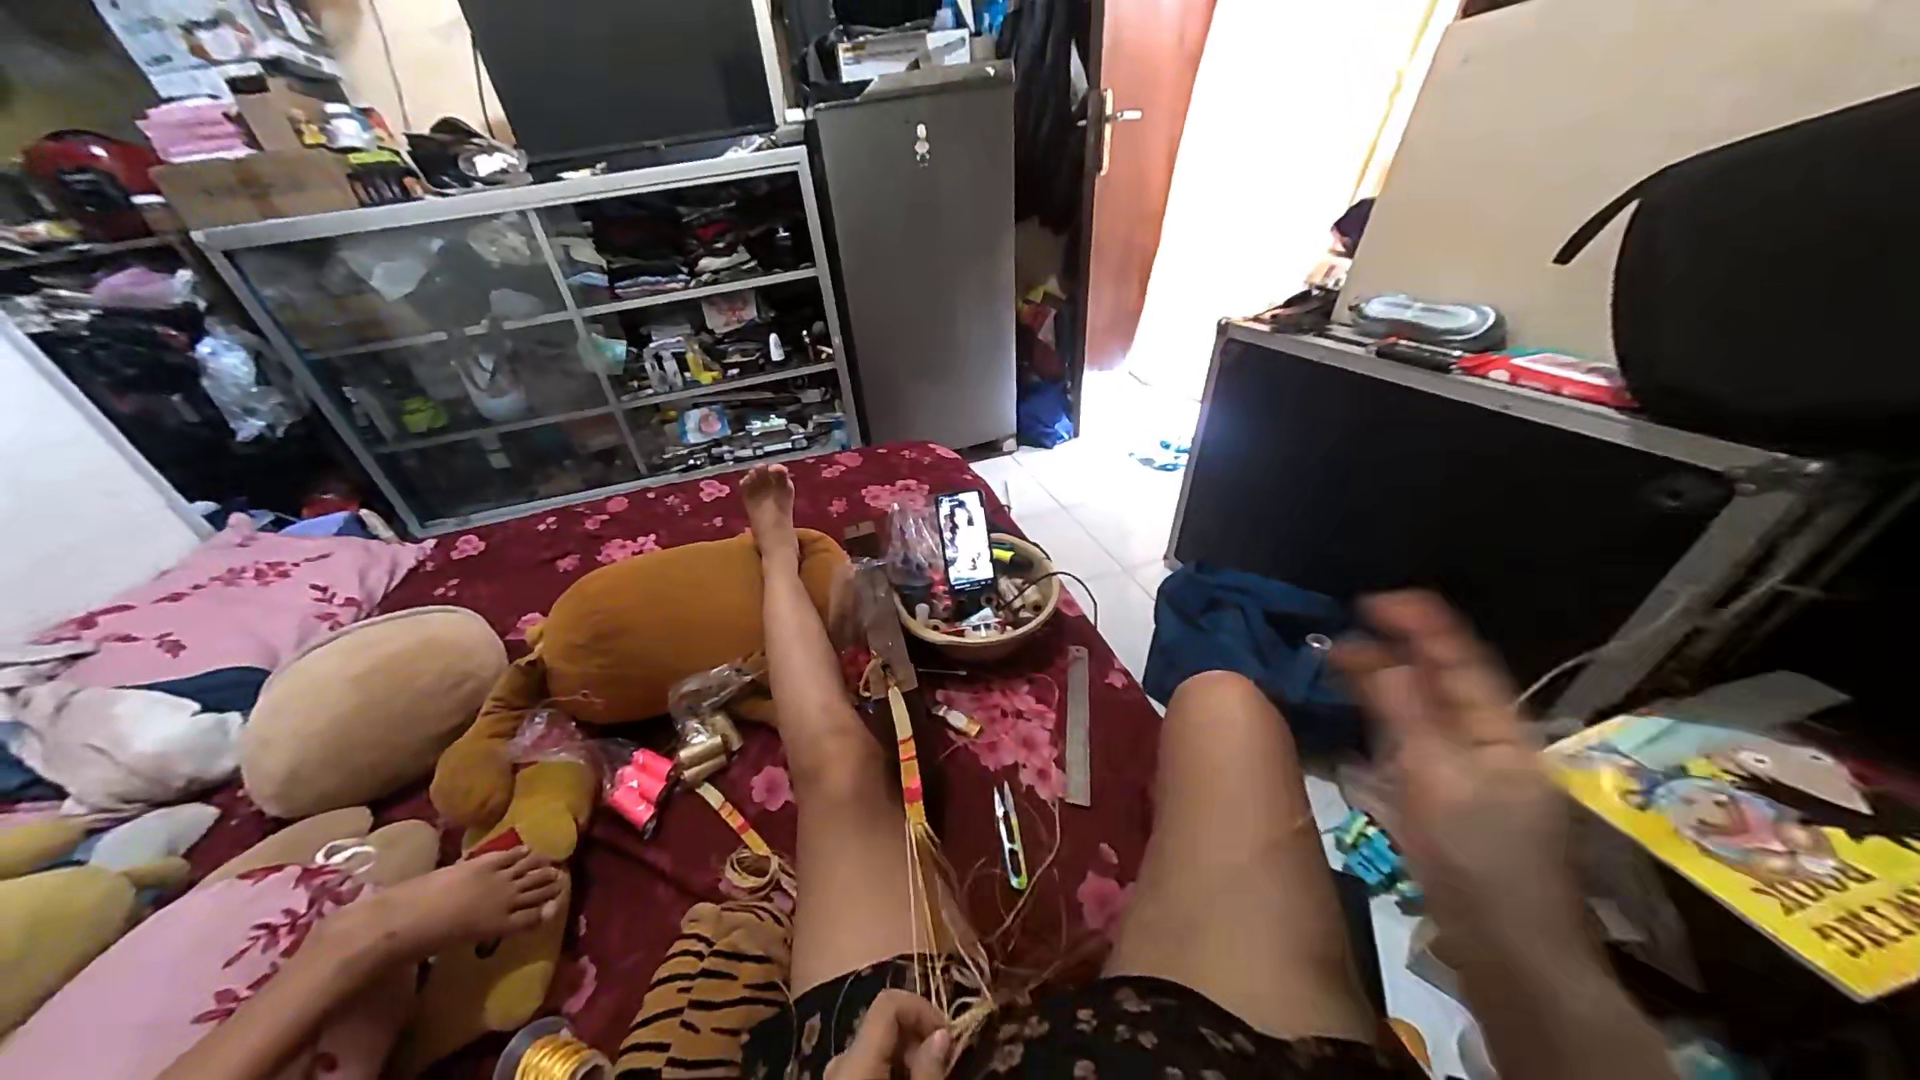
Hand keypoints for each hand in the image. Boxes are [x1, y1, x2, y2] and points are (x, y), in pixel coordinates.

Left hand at [324, 846, 564, 962]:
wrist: (400, 921)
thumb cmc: (424, 943)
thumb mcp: (460, 942)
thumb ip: (482, 931)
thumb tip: (490, 927)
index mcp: (500, 925)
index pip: (535, 916)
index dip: (547, 910)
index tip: (555, 905)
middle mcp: (506, 900)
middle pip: (537, 890)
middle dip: (551, 885)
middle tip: (561, 879)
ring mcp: (497, 878)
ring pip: (530, 870)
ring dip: (542, 866)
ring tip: (551, 863)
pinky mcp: (484, 862)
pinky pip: (511, 855)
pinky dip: (522, 852)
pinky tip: (528, 850)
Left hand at [823, 990, 951, 1079]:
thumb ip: (927, 1069)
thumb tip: (942, 1034)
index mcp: (855, 1057)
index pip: (889, 1002)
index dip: (922, 1008)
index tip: (947, 1034)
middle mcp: (840, 1057)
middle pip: (884, 1022)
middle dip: (917, 1034)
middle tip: (941, 1062)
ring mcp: (835, 1073)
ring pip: (877, 1043)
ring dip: (907, 1052)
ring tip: (925, 1075)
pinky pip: (868, 1062)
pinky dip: (891, 1066)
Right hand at [1334, 591, 1579, 946]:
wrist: (1505, 948)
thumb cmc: (1480, 859)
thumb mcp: (1440, 779)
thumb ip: (1410, 715)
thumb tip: (1380, 656)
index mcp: (1499, 730)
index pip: (1460, 660)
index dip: (1421, 623)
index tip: (1371, 601)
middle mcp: (1485, 739)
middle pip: (1438, 680)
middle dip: (1392, 649)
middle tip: (1337, 634)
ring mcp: (1464, 766)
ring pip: (1421, 707)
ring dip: (1382, 678)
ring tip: (1337, 659)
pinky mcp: (1440, 791)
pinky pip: (1408, 735)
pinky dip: (1380, 713)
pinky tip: (1353, 707)